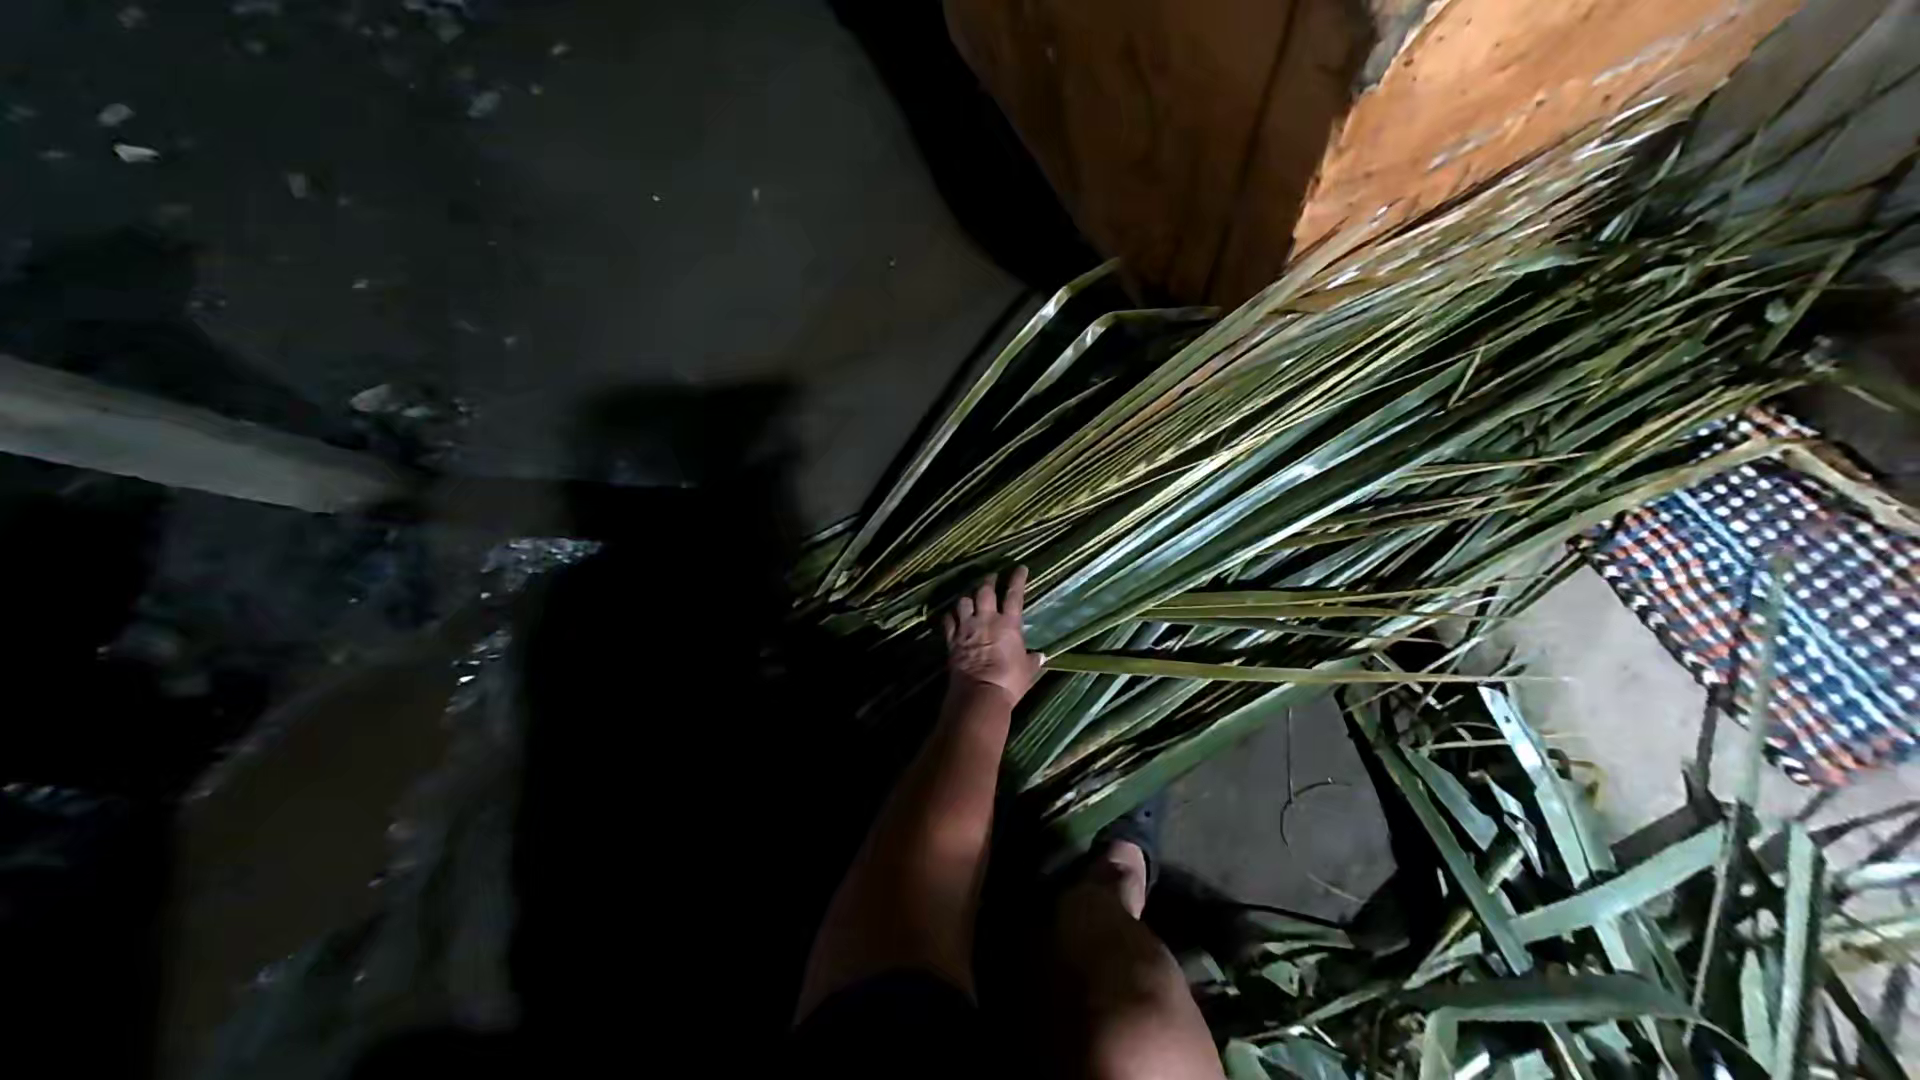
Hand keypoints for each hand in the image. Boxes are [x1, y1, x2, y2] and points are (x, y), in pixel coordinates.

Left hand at [941, 565, 1044, 704]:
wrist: (980, 693)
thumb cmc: (1009, 681)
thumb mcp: (1028, 670)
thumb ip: (1033, 660)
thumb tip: (1041, 656)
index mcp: (1008, 624)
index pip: (1014, 594)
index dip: (1017, 579)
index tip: (1019, 568)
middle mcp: (986, 620)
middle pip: (985, 591)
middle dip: (988, 580)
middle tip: (991, 576)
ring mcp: (967, 628)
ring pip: (963, 602)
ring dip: (968, 597)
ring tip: (970, 597)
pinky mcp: (952, 640)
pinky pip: (948, 621)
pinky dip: (951, 617)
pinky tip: (953, 617)